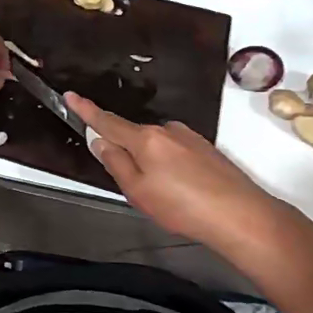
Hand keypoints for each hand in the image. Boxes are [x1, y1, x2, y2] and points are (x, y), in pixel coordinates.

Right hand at [66, 92, 280, 245]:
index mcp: (145, 139)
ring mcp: (189, 138)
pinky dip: (170, 168)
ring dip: (150, 165)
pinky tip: (182, 192)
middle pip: (132, 136)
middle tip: (134, 188)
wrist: (241, 216)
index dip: (86, 110)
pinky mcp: (205, 149)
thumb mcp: (137, 191)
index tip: (71, 96)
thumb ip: (115, 163)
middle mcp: (167, 131)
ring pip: (155, 147)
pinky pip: (174, 153)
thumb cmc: (185, 207)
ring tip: (164, 197)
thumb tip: (101, 143)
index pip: (107, 122)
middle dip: (126, 155)